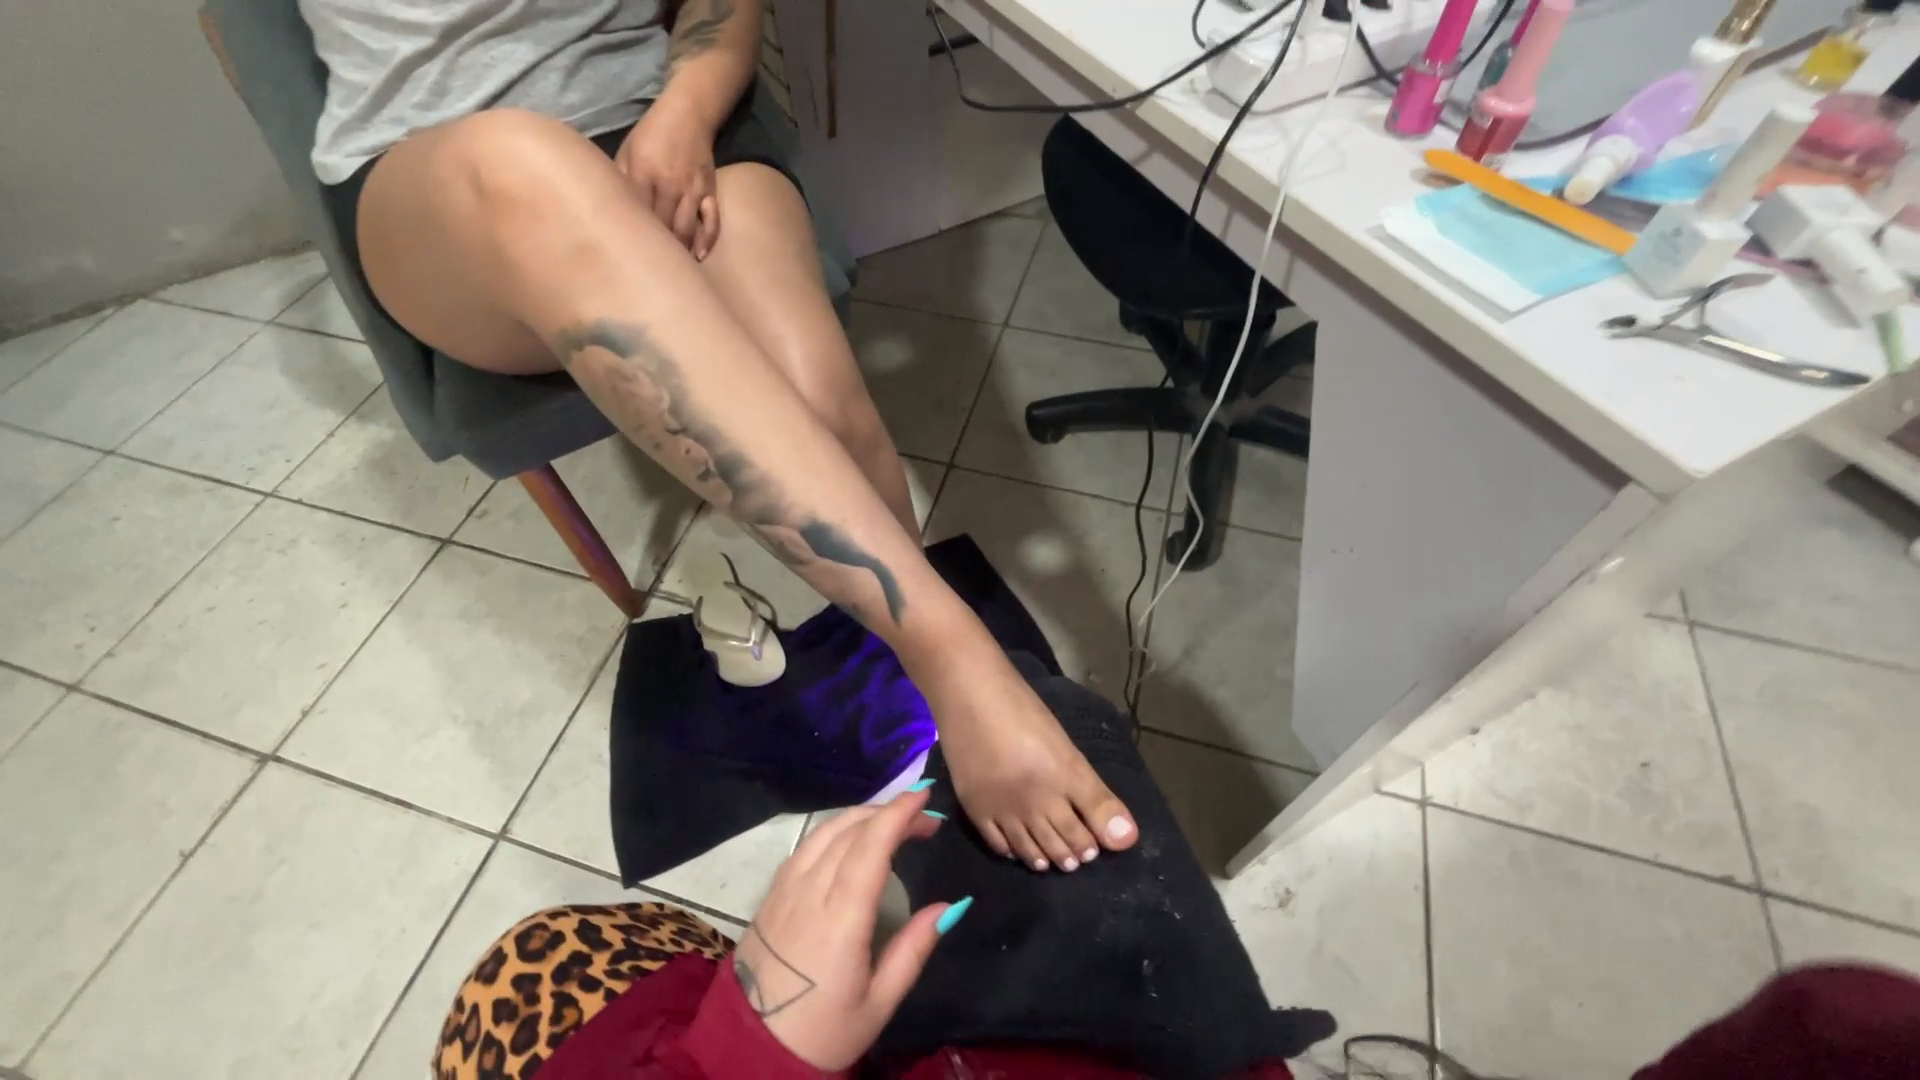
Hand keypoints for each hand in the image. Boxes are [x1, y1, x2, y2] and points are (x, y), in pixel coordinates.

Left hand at [615, 101, 720, 258]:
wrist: (687, 114)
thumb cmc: (651, 135)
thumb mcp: (627, 151)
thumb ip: (619, 179)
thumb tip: (607, 207)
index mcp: (643, 174)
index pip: (638, 213)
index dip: (634, 237)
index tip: (627, 256)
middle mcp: (669, 185)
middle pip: (662, 227)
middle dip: (656, 251)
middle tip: (648, 273)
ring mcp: (692, 191)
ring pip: (685, 228)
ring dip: (679, 251)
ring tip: (671, 271)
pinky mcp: (710, 192)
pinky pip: (712, 221)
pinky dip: (707, 240)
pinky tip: (700, 256)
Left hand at [731, 789, 966, 1070]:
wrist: (750, 1051)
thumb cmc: (823, 1031)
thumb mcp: (879, 1002)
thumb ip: (915, 948)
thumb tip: (952, 905)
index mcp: (841, 917)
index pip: (871, 845)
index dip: (898, 813)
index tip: (925, 795)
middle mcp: (810, 891)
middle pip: (849, 829)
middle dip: (889, 811)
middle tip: (924, 816)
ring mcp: (785, 890)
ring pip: (824, 831)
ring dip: (860, 815)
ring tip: (891, 819)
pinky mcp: (770, 896)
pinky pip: (805, 847)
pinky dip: (834, 830)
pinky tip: (849, 839)